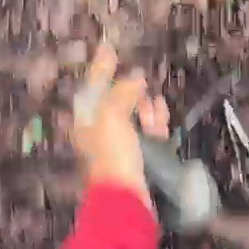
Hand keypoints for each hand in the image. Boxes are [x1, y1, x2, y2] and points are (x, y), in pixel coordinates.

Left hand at [70, 44, 169, 206]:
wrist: (127, 201)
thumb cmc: (113, 156)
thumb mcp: (112, 116)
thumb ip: (122, 92)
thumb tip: (136, 78)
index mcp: (87, 121)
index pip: (93, 86)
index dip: (101, 67)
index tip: (108, 47)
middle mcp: (100, 131)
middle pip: (114, 99)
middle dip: (129, 88)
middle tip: (143, 80)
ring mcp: (119, 145)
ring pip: (133, 114)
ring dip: (145, 105)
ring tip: (154, 103)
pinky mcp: (138, 157)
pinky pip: (147, 131)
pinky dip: (155, 119)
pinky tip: (161, 112)